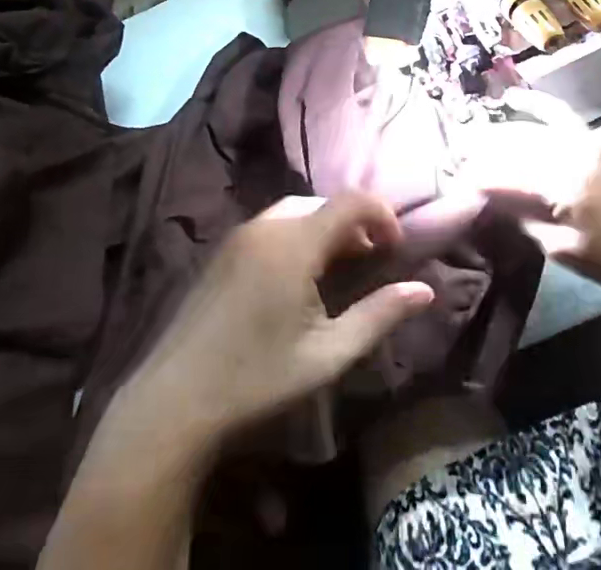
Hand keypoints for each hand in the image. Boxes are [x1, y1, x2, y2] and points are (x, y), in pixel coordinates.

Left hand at [113, 193, 437, 451]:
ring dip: (326, 227)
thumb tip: (424, 290)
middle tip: (373, 259)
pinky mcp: (222, 250)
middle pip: (323, 202)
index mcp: (294, 243)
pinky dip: (299, 233)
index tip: (397, 248)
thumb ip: (379, 315)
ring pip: (296, 210)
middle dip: (356, 222)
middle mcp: (265, 226)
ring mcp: (238, 235)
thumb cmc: (258, 377)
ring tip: (341, 266)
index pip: (351, 201)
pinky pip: (272, 224)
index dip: (383, 215)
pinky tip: (300, 274)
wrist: (175, 398)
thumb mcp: (329, 353)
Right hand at [455, 88, 600, 292]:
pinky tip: (511, 99)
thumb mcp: (559, 246)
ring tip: (470, 144)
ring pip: (526, 131)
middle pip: (510, 147)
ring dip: (495, 136)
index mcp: (562, 184)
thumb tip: (483, 197)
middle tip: (453, 164)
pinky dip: (534, 104)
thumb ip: (519, 216)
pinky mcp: (590, 140)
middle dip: (478, 155)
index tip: (452, 183)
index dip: (473, 178)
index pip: (503, 173)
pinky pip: (557, 113)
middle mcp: (569, 153)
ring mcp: (581, 141)